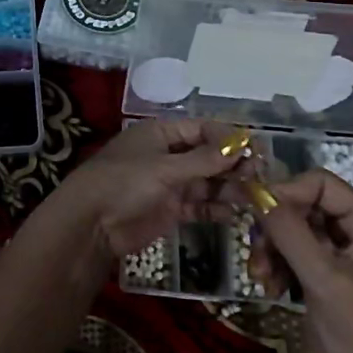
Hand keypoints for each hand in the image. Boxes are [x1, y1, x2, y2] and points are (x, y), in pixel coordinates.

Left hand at [53, 119, 241, 258]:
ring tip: (254, 195)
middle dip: (232, 164)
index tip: (255, 149)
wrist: (91, 224)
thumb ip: (203, 160)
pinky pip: (199, 205)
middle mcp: (166, 155)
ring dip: (229, 187)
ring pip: (206, 181)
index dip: (228, 138)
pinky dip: (216, 208)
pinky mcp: (169, 209)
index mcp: (159, 134)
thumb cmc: (123, 183)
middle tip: (260, 176)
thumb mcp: (164, 168)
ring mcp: (168, 183)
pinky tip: (234, 213)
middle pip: (207, 155)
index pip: (201, 129)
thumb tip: (240, 147)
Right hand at [250, 171, 352, 352]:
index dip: (287, 192)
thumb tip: (257, 193)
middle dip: (276, 226)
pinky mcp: (332, 274)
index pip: (324, 185)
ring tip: (260, 276)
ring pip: (297, 229)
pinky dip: (279, 265)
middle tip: (254, 252)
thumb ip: (291, 234)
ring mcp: (348, 256)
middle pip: (307, 206)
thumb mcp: (322, 281)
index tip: (255, 211)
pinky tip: (270, 286)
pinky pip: (297, 253)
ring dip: (273, 248)